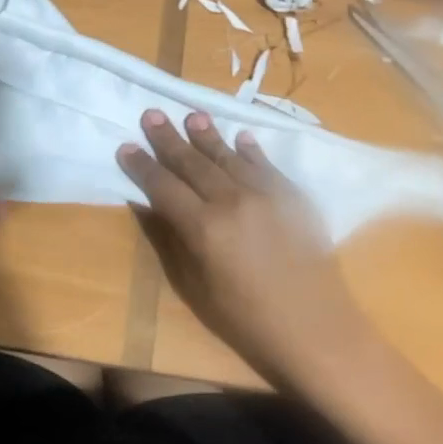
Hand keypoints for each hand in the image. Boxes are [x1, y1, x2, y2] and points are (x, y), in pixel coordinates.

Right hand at [117, 110, 370, 384]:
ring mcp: (266, 194)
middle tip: (151, 114)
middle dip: (168, 139)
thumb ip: (173, 242)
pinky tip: (240, 139)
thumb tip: (151, 206)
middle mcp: (232, 200)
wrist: (316, 329)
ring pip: (229, 156)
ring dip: (207, 135)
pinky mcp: (293, 197)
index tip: (125, 146)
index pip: (163, 186)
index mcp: (203, 227)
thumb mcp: (196, 288)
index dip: (142, 166)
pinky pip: (266, 165)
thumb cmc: (247, 320)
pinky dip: (250, 150)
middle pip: (193, 163)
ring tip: (191, 115)